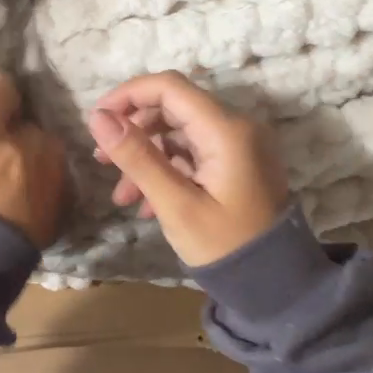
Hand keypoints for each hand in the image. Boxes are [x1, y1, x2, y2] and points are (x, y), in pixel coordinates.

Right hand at [87, 71, 287, 265]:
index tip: (96, 120)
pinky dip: (165, 169)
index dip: (128, 95)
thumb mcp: (175, 204)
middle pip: (172, 107)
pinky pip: (192, 153)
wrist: (276, 284)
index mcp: (226, 130)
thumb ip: (137, 157)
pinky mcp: (235, 164)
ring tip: (121, 194)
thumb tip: (98, 117)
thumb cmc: (224, 245)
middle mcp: (235, 128)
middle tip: (101, 160)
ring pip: (178, 132)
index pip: (169, 88)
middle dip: (133, 130)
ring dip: (145, 155)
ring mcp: (237, 146)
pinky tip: (145, 203)